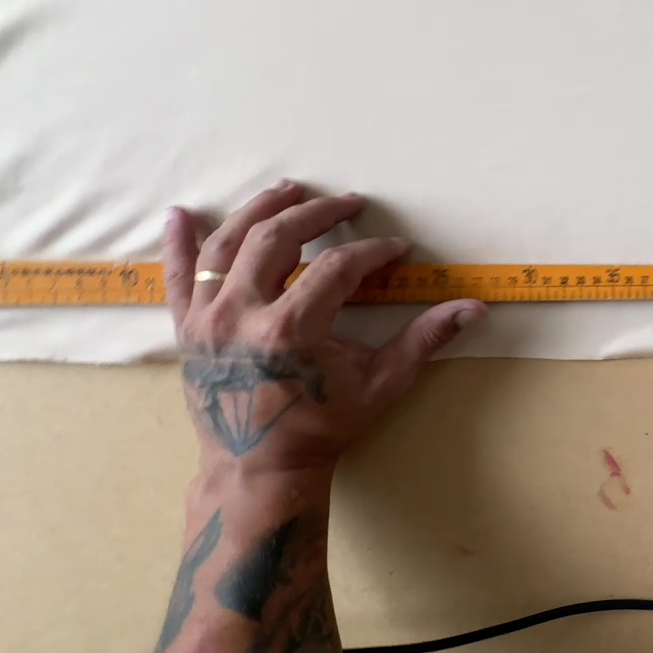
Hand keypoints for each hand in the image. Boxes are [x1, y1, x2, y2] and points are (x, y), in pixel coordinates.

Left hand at [163, 180, 485, 480]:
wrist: (260, 463)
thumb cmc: (327, 423)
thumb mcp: (384, 381)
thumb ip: (427, 338)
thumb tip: (476, 308)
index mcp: (291, 328)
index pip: (337, 267)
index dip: (374, 251)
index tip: (398, 249)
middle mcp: (241, 314)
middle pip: (276, 240)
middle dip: (317, 214)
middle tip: (349, 201)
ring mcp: (206, 318)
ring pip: (225, 246)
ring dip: (258, 211)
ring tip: (288, 189)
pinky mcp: (186, 328)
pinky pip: (176, 276)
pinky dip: (177, 242)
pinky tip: (182, 213)